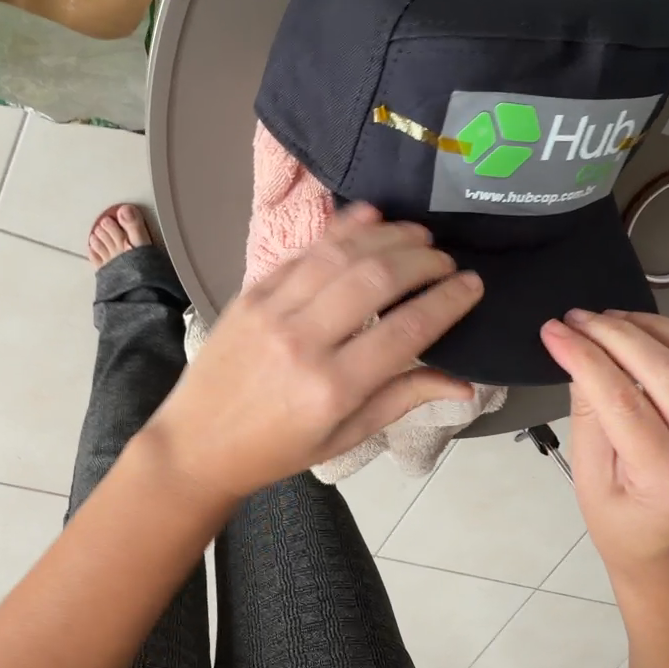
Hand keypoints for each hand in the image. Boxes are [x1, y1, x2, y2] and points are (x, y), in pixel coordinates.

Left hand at [144, 204, 484, 500]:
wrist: (195, 443)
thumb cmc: (275, 450)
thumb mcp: (344, 438)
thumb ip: (402, 400)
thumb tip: (465, 384)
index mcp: (333, 387)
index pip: (407, 329)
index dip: (448, 301)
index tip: (473, 285)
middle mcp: (303, 341)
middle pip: (377, 279)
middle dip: (423, 262)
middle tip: (447, 260)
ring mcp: (272, 311)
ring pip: (340, 255)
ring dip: (386, 237)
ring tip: (419, 235)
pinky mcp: (250, 293)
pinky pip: (303, 253)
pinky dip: (339, 230)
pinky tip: (369, 217)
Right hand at [540, 309, 668, 593]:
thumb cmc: (620, 523)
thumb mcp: (588, 476)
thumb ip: (588, 414)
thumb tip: (577, 354)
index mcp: (668, 481)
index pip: (623, 401)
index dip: (584, 357)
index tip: (553, 332)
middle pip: (665, 373)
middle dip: (613, 334)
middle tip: (575, 318)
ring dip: (649, 327)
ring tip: (606, 317)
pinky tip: (643, 329)